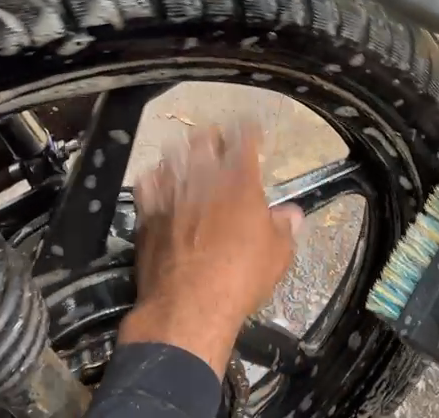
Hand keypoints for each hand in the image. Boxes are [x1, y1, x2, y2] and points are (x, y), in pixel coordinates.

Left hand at [118, 125, 303, 375]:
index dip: (250, 131)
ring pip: (173, 154)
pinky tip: (160, 187)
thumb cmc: (240, 277)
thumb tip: (291, 213)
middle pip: (204, 138)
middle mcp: (203, 174)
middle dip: (213, 138)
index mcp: (239, 178)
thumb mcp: (277, 254)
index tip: (252, 134)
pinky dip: (155, 180)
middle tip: (218, 147)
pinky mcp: (146, 210)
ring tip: (188, 163)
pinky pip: (147, 182)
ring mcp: (171, 190)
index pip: (245, 136)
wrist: (189, 307)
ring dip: (183, 155)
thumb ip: (284, 226)